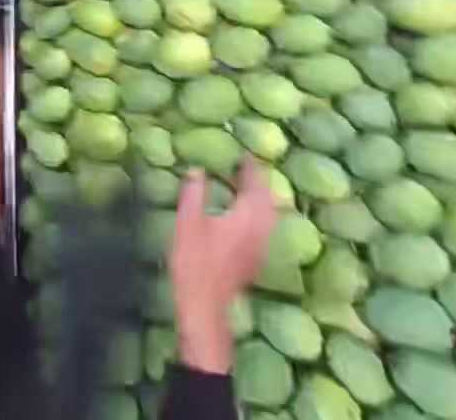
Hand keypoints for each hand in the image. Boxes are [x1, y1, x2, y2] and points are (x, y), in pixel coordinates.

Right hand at [169, 160, 276, 374]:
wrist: (204, 304)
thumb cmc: (194, 258)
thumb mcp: (188, 219)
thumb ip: (194, 192)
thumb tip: (197, 168)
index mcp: (247, 218)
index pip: (255, 186)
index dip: (252, 168)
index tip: (245, 152)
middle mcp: (259, 231)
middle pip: (267, 201)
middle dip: (259, 181)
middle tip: (245, 165)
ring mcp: (259, 247)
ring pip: (267, 215)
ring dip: (259, 197)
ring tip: (244, 184)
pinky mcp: (253, 258)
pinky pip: (263, 226)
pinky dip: (256, 211)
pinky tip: (241, 211)